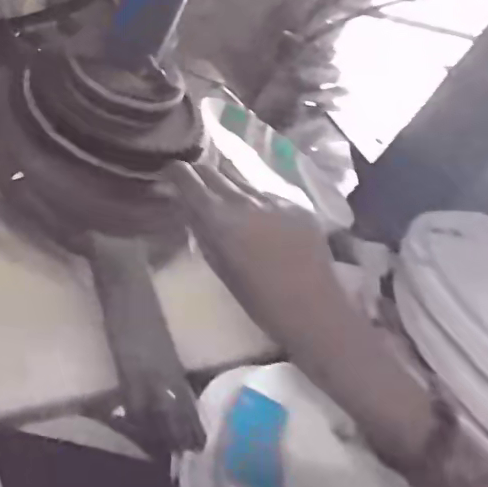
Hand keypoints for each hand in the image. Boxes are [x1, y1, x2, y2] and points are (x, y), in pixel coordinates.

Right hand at [170, 158, 438, 465]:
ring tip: (221, 193)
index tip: (168, 171)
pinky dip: (253, 196)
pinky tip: (255, 213)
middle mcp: (245, 200)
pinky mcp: (296, 205)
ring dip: (225, 181)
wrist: (319, 316)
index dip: (174, 170)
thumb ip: (200, 228)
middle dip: (197, 172)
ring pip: (239, 177)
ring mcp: (273, 199)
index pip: (188, 177)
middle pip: (212, 170)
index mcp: (220, 217)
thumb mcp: (218, 264)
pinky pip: (264, 191)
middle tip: (190, 180)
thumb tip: (185, 203)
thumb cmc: (259, 301)